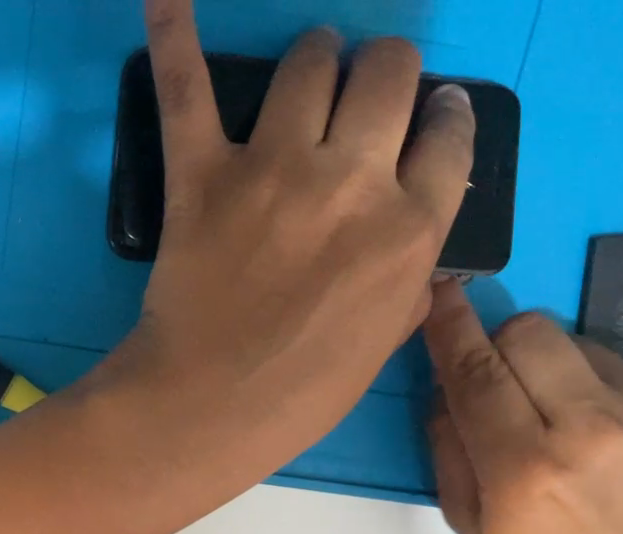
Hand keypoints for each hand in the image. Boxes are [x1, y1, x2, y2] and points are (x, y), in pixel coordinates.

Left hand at [113, 0, 475, 438]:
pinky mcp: (203, 175)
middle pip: (387, 74)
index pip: (448, 135)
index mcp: (411, 227)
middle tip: (362, 96)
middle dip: (382, 76)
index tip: (428, 121)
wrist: (208, 408)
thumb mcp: (382, 347)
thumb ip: (413, 289)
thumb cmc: (299, 396)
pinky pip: (186, 87)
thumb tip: (436, 262)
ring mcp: (275, 167)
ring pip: (310, 61)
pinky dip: (174, 34)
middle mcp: (354, 177)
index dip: (441, 120)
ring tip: (308, 74)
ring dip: (316, 59)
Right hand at [422, 280, 622, 533]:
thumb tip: (446, 389)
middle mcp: (590, 429)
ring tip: (560, 418)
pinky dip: (597, 386)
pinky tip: (608, 433)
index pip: (475, 373)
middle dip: (499, 344)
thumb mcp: (473, 525)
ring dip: (549, 366)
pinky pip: (620, 363)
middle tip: (498, 380)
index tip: (438, 294)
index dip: (450, 328)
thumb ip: (450, 449)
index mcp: (524, 470)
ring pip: (574, 341)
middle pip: (527, 332)